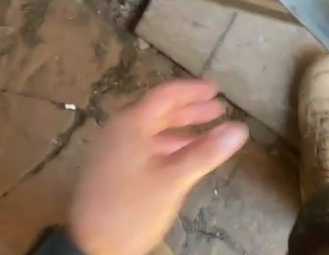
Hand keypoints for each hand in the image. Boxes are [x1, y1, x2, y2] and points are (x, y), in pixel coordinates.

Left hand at [67, 78, 249, 254]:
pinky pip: (146, 145)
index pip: (166, 94)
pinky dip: (168, 145)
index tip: (217, 89)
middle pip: (160, 110)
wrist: (89, 247)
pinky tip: (184, 156)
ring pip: (153, 130)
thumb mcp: (172, 180)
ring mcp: (115, 148)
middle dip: (191, 109)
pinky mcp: (114, 167)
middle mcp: (121, 128)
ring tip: (208, 131)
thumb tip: (240, 128)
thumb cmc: (132, 208)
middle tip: (219, 108)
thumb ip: (205, 152)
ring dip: (181, 129)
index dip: (193, 90)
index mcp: (131, 122)